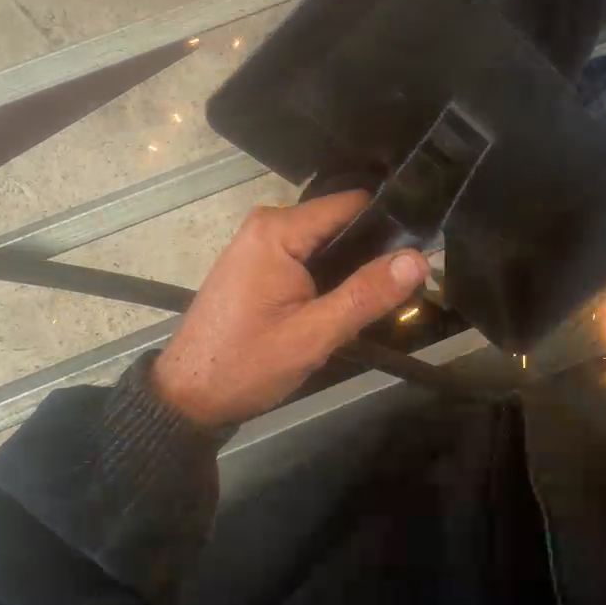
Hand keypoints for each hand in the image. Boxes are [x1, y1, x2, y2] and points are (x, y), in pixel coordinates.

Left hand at [150, 190, 428, 427]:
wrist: (185, 400)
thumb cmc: (245, 365)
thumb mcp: (314, 335)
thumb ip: (367, 294)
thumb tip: (420, 259)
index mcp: (278, 230)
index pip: (352, 204)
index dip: (389, 223)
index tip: (420, 249)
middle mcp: (268, 224)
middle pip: (340, 220)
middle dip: (373, 248)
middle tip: (404, 283)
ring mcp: (260, 242)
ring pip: (327, 240)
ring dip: (353, 264)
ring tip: (382, 293)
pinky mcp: (259, 262)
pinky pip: (309, 253)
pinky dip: (331, 272)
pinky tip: (346, 300)